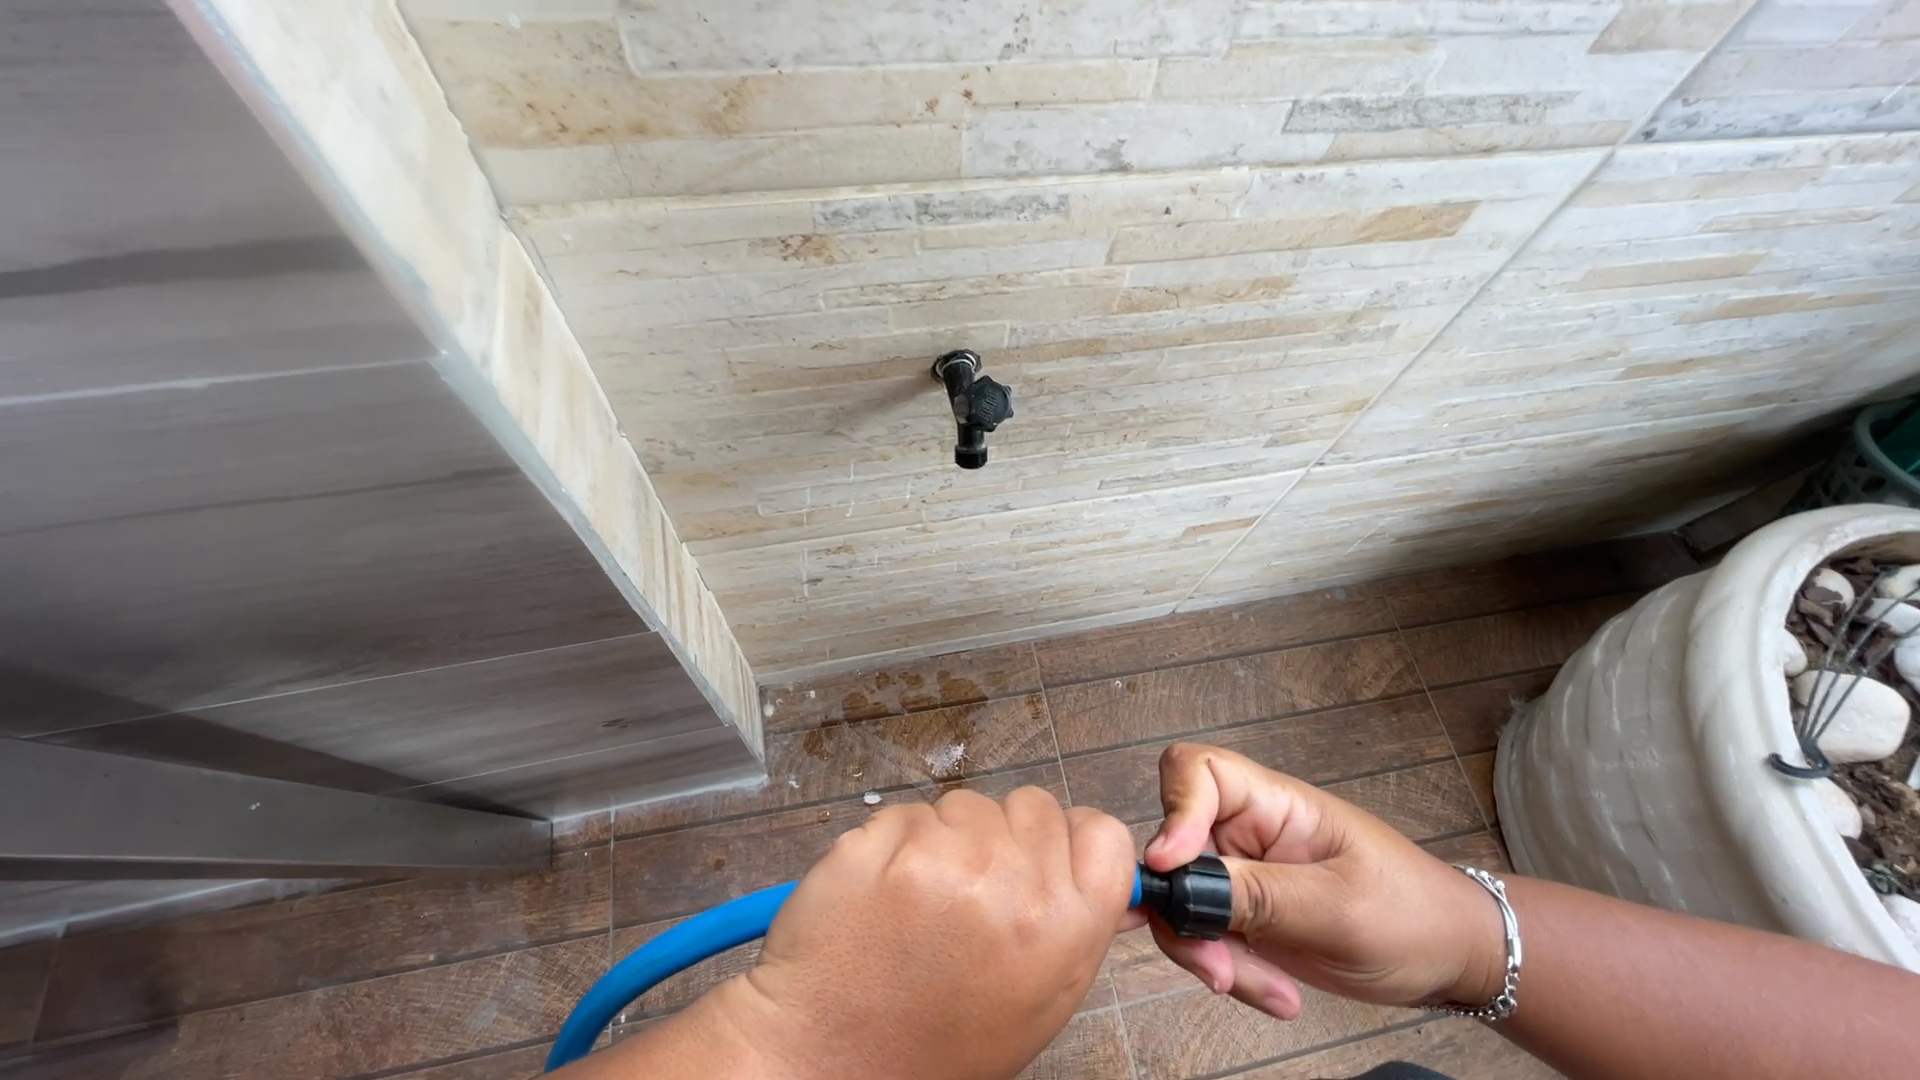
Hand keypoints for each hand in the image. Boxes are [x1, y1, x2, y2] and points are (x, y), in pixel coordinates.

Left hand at [708, 787, 1135, 1079]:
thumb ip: (1074, 921)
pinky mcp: (885, 840)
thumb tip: (1103, 862)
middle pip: (1033, 804)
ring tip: (922, 900)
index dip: (1069, 838)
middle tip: (970, 890)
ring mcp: (946, 858)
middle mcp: (1016, 885)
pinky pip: (909, 811)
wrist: (834, 1056)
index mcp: (1067, 930)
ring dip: (947, 837)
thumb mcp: (1038, 997)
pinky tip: (884, 892)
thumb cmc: (940, 1037)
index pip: (1102, 831)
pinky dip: (896, 840)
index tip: (1040, 855)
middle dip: (1004, 836)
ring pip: (966, 803)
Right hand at [1144, 744, 1505, 1019]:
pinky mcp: (1242, 912)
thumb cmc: (1412, 916)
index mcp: (1272, 803)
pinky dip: (1229, 968)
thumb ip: (1254, 893)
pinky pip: (1207, 935)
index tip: (1169, 870)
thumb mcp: (1338, 910)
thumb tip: (1171, 877)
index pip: (1196, 770)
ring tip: (1269, 991)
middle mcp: (1245, 829)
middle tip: (1218, 966)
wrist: (1454, 960)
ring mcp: (1241, 872)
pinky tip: (1278, 994)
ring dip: (1210, 952)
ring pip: (1183, 901)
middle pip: (1175, 847)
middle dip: (1188, 912)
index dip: (1172, 809)